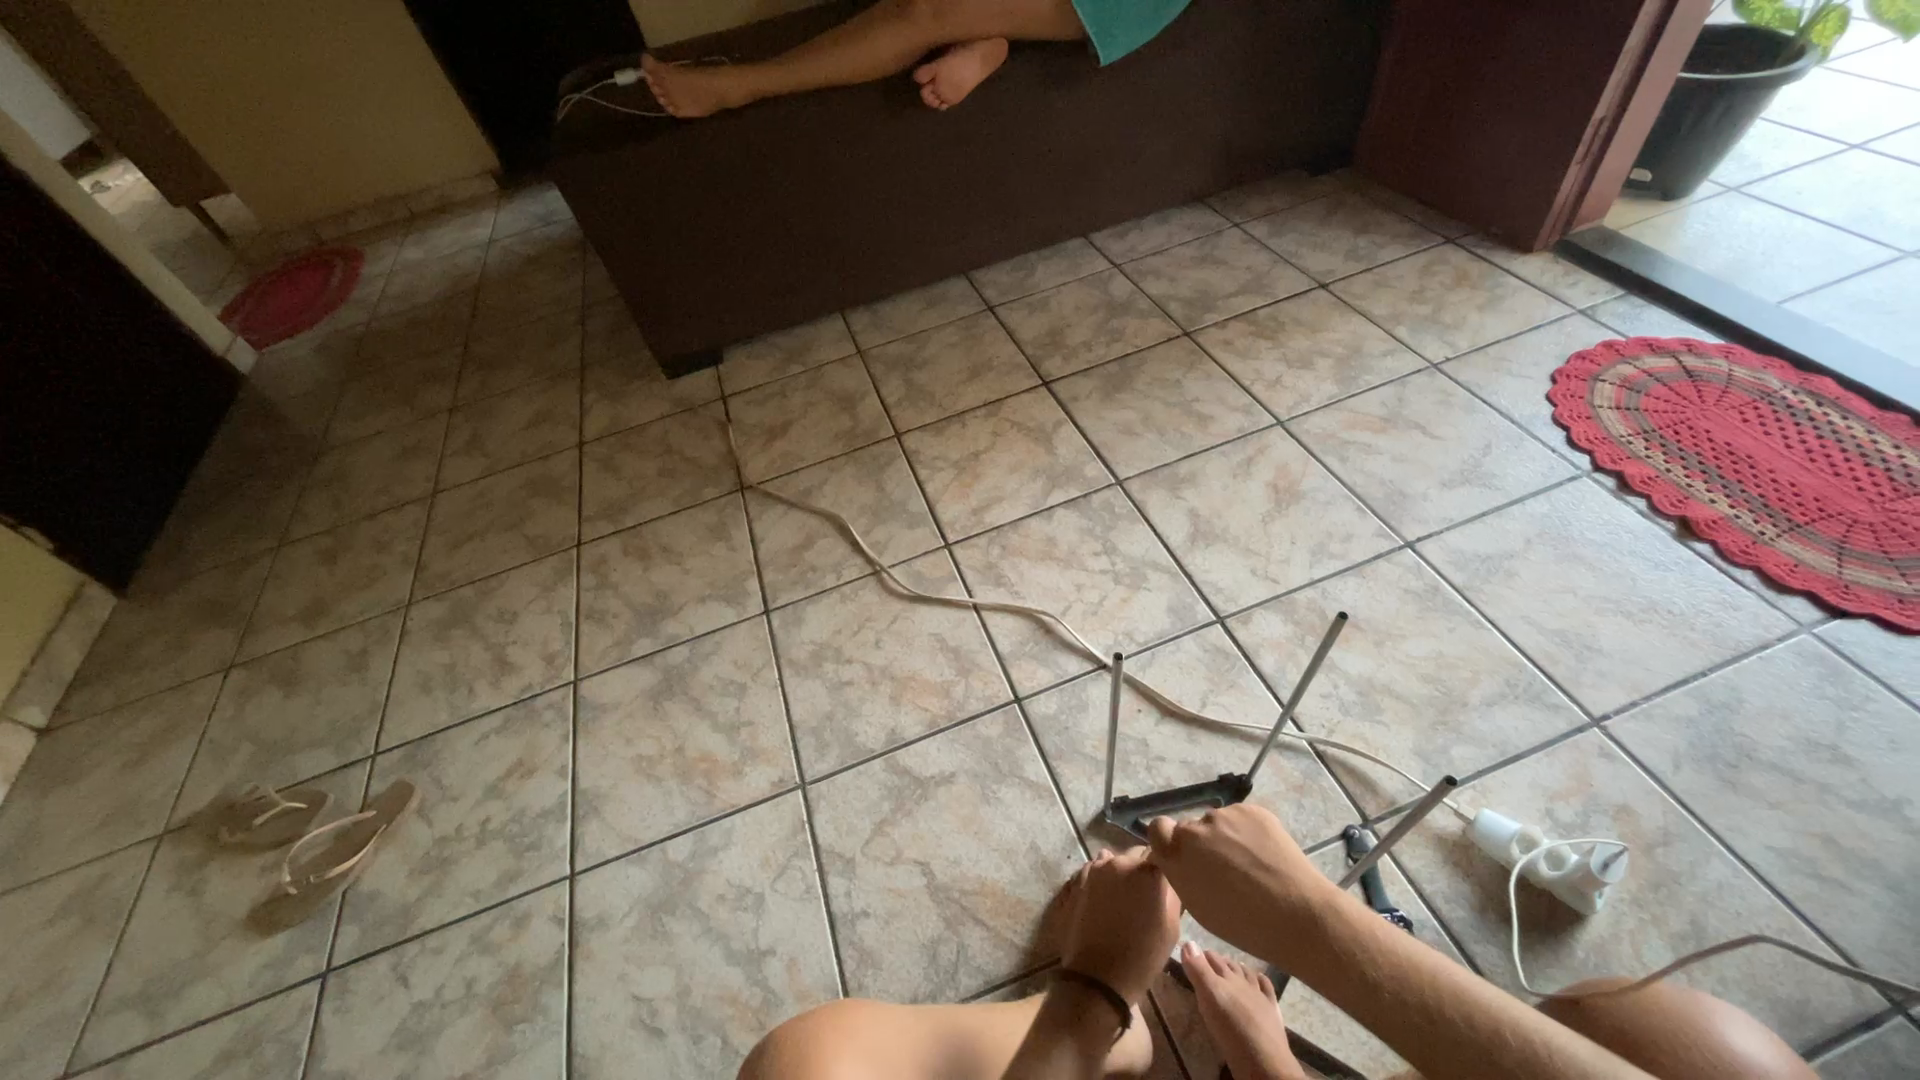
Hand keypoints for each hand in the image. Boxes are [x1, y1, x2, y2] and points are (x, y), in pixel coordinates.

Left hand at [1060, 848, 1181, 1003]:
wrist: (1098, 976)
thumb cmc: (1143, 956)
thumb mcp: (1172, 928)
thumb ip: (1173, 894)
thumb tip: (1171, 877)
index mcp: (1149, 872)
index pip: (1163, 854)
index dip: (1166, 866)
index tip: (1168, 879)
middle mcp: (1122, 861)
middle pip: (1138, 854)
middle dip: (1144, 867)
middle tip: (1148, 892)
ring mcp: (1097, 868)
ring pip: (1116, 860)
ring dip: (1123, 871)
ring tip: (1125, 897)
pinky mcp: (1080, 878)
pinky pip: (1097, 869)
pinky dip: (1103, 877)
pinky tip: (1107, 897)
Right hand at [1146, 805, 1340, 965]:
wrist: (1298, 915)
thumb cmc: (1244, 924)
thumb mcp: (1198, 905)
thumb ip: (1181, 873)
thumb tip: (1182, 859)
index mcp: (1176, 854)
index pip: (1158, 828)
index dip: (1169, 840)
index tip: (1185, 856)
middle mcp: (1194, 829)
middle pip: (1191, 828)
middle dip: (1202, 844)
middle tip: (1225, 868)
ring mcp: (1224, 816)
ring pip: (1218, 823)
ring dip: (1226, 837)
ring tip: (1251, 864)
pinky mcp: (1251, 810)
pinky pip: (1241, 818)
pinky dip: (1248, 832)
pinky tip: (1264, 854)